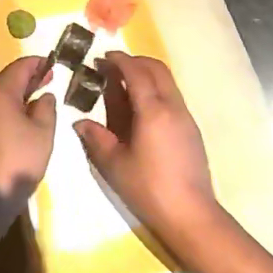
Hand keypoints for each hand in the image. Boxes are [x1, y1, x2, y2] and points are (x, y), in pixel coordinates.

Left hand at [0, 56, 56, 199]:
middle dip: (25, 83)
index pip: (19, 66)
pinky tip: (11, 129)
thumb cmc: (16, 164)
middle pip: (3, 82)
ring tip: (30, 111)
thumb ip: (46, 109)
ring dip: (11, 100)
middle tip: (44, 88)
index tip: (52, 67)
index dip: (37, 64)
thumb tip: (43, 95)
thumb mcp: (42, 135)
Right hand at [75, 53, 220, 240]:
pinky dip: (156, 90)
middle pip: (157, 69)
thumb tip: (81, 123)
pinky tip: (141, 109)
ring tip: (124, 86)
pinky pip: (172, 96)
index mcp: (153, 110)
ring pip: (167, 81)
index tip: (103, 57)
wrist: (191, 214)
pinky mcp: (191, 129)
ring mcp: (186, 116)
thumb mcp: (115, 165)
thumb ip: (97, 139)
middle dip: (135, 61)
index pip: (136, 72)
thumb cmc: (149, 188)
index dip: (119, 60)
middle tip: (113, 67)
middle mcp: (173, 106)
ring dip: (147, 74)